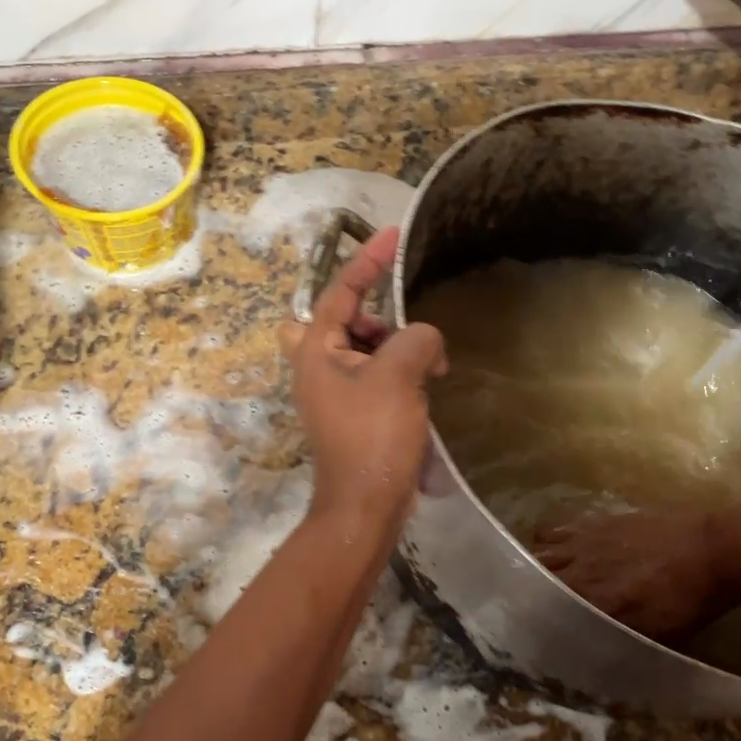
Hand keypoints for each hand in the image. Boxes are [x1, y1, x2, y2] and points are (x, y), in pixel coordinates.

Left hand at [279, 227, 446, 535]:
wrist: (366, 505)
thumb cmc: (373, 436)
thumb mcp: (399, 376)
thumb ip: (416, 338)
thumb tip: (425, 342)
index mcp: (315, 350)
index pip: (341, 291)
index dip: (367, 261)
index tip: (392, 235)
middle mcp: (316, 367)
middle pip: (346, 319)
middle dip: (378, 318)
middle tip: (404, 335)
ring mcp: (333, 393)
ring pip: (362, 349)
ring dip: (395, 349)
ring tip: (426, 369)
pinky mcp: (352, 415)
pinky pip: (374, 377)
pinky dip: (397, 374)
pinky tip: (423, 390)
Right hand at [533, 511, 720, 640]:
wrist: (714, 550)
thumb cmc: (691, 601)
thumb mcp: (658, 635)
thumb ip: (621, 645)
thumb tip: (594, 660)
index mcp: (594, 604)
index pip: (545, 615)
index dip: (531, 622)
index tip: (526, 630)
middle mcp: (580, 571)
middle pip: (533, 578)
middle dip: (525, 591)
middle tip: (527, 602)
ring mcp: (584, 542)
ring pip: (538, 551)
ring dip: (533, 565)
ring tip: (536, 574)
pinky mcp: (594, 521)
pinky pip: (555, 528)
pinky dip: (546, 539)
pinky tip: (556, 547)